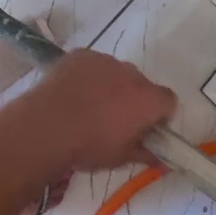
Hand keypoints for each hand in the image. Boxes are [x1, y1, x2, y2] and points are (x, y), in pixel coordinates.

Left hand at [5, 50, 176, 173]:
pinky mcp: (81, 54)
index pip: (168, 101)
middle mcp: (131, 73)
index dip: (159, 115)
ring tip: (88, 106)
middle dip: (133, 100)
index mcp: (147, 99)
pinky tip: (73, 92)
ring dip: (110, 86)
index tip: (145, 129)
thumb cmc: (89, 145)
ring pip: (115, 72)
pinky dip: (88, 76)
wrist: (47, 125)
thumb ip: (145, 154)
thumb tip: (162, 160)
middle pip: (141, 85)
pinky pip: (92, 64)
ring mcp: (105, 59)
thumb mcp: (120, 158)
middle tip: (114, 120)